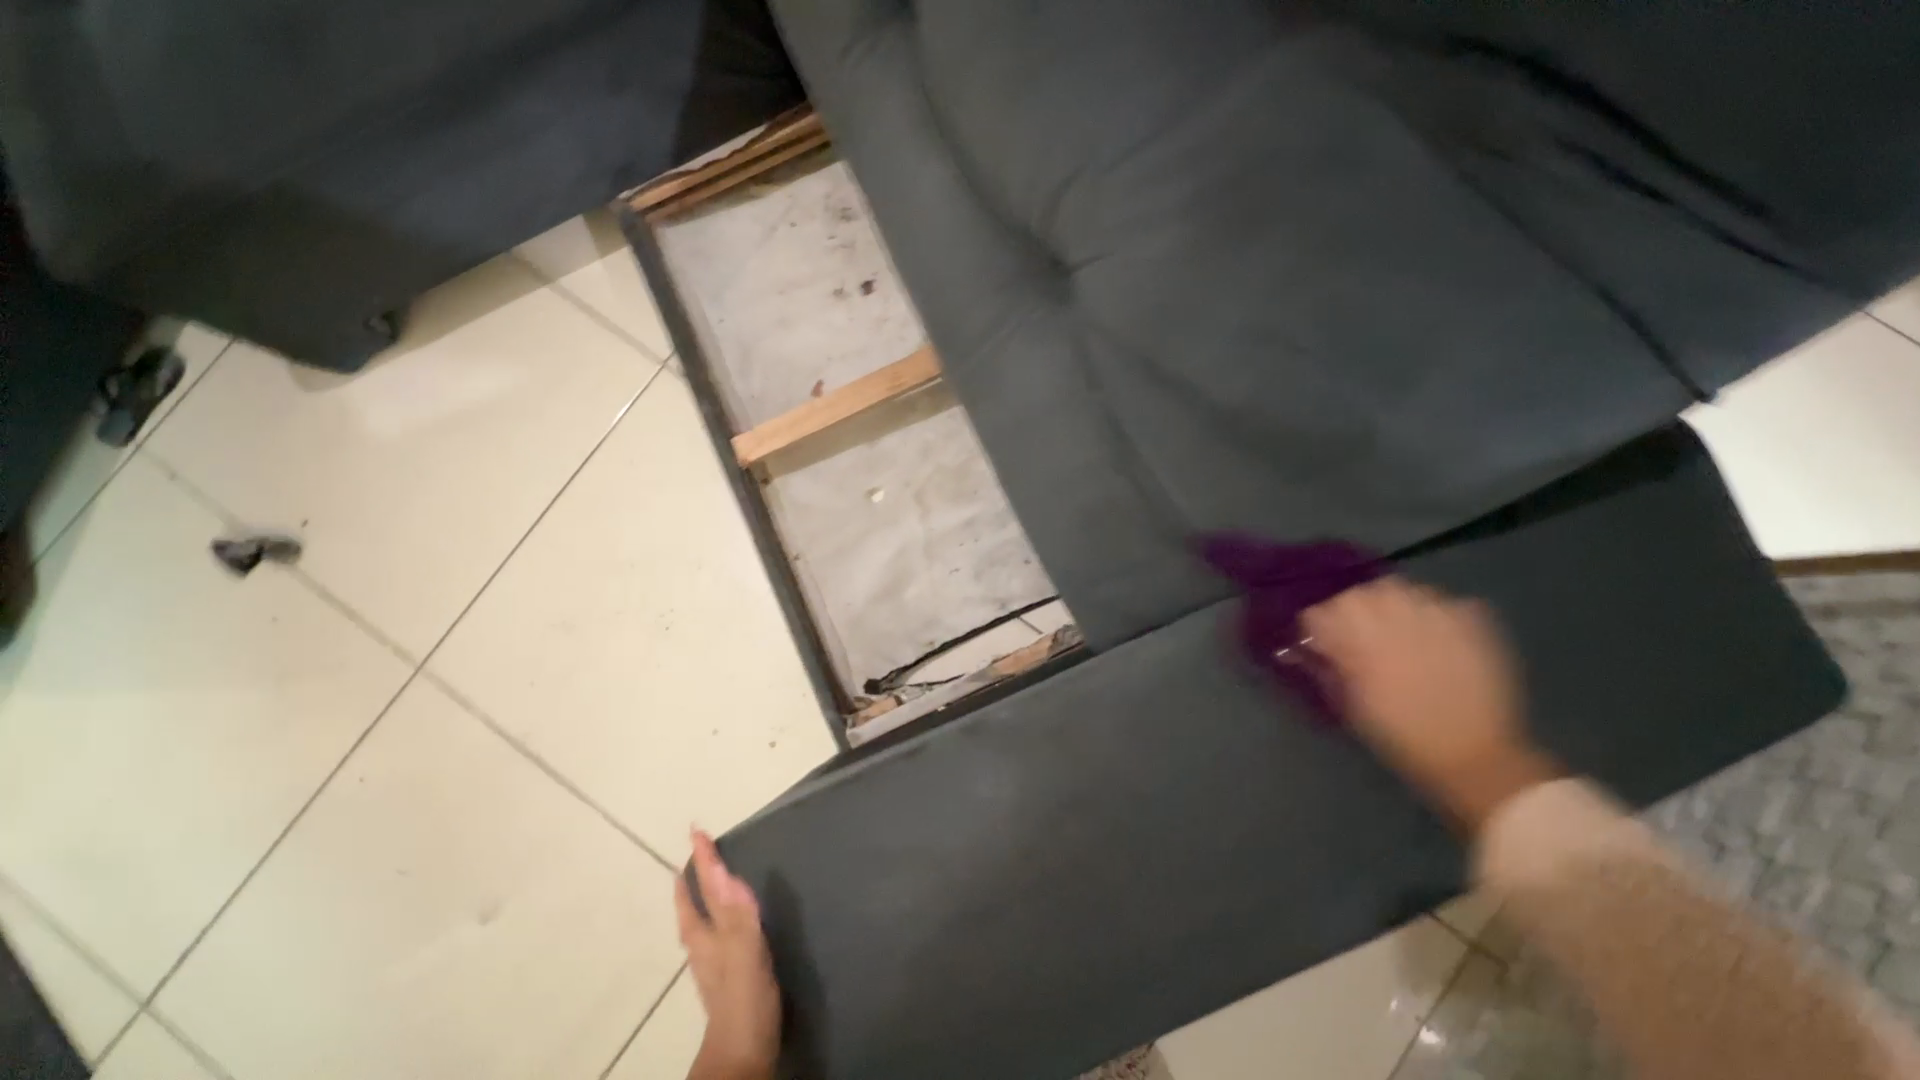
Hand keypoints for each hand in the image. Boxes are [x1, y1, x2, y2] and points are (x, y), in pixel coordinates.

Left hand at [677, 829, 780, 1079]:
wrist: (743, 1057)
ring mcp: (712, 966)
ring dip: (702, 899)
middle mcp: (704, 947)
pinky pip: (715, 938)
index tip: (697, 832)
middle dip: (692, 881)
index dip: (702, 860)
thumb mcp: (745, 953)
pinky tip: (726, 930)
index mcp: (707, 936)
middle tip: (695, 858)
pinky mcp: (726, 981)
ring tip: (706, 886)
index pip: (704, 888)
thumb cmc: (744, 1002)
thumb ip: (737, 914)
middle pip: (692, 906)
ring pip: (700, 922)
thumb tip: (724, 872)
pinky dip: (717, 920)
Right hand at [1303, 577, 1560, 831]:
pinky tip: (1434, 636)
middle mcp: (1399, 621)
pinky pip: (1444, 601)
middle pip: (1363, 591)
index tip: (1320, 638)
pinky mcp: (1474, 622)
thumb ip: (1332, 668)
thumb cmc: (1405, 740)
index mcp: (1363, 644)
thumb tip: (1313, 646)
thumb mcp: (1354, 708)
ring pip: (1403, 588)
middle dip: (1354, 606)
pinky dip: (1432, 612)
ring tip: (1398, 629)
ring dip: (1392, 604)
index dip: (1319, 622)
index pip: (1325, 611)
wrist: (1476, 757)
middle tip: (1357, 631)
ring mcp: (1440, 617)